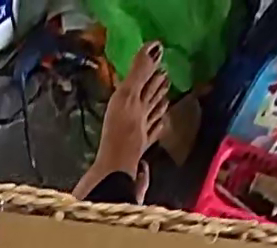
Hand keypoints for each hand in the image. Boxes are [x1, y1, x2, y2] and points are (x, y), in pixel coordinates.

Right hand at [91, 42, 168, 178]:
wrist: (112, 172)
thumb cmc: (117, 134)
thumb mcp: (127, 95)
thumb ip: (140, 71)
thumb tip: (156, 46)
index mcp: (139, 105)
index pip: (148, 85)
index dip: (153, 73)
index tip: (159, 62)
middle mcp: (142, 121)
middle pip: (151, 102)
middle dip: (157, 90)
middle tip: (165, 79)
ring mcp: (139, 140)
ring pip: (151, 121)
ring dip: (157, 110)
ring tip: (164, 102)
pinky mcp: (133, 158)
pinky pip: (146, 144)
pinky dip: (152, 136)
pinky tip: (156, 137)